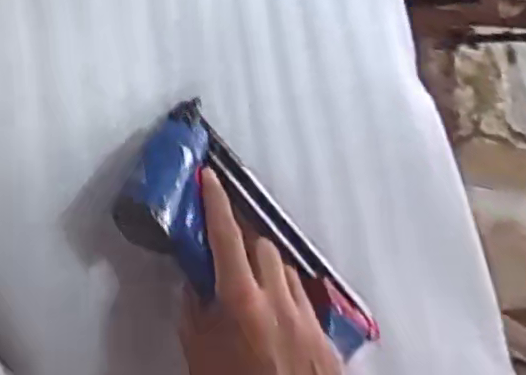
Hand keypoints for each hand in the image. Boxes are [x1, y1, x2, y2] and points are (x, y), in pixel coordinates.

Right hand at [179, 170, 340, 374]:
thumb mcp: (197, 350)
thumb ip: (195, 309)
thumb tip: (196, 283)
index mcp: (241, 299)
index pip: (225, 234)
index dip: (215, 200)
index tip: (209, 175)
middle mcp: (278, 302)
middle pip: (263, 245)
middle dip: (244, 238)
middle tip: (227, 244)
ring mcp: (309, 323)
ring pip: (288, 272)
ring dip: (268, 268)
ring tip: (253, 284)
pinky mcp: (330, 347)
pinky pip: (306, 305)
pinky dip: (288, 299)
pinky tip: (278, 319)